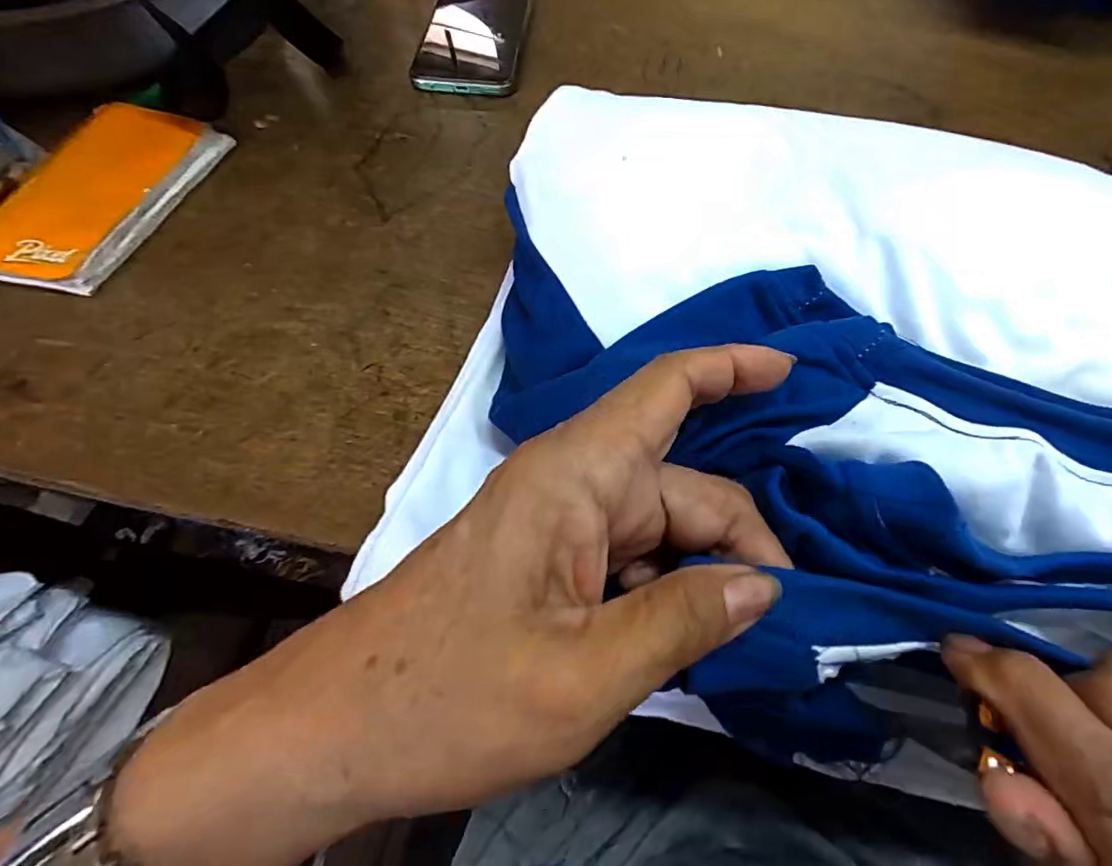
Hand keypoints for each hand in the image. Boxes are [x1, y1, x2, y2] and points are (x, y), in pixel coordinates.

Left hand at [107, 345, 796, 865]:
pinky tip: (687, 643)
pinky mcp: (557, 561)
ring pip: (668, 533)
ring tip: (737, 638)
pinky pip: (639, 561)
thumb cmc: (445, 702)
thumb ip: (684, 622)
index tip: (791, 371)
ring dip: (706, 577)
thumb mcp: (582, 678)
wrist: (321, 744)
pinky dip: (671, 593)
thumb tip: (764, 586)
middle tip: (784, 611)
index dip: (732, 367)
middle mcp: (578, 483)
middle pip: (688, 491)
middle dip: (740, 544)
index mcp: (579, 475)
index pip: (667, 389)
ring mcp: (566, 523)